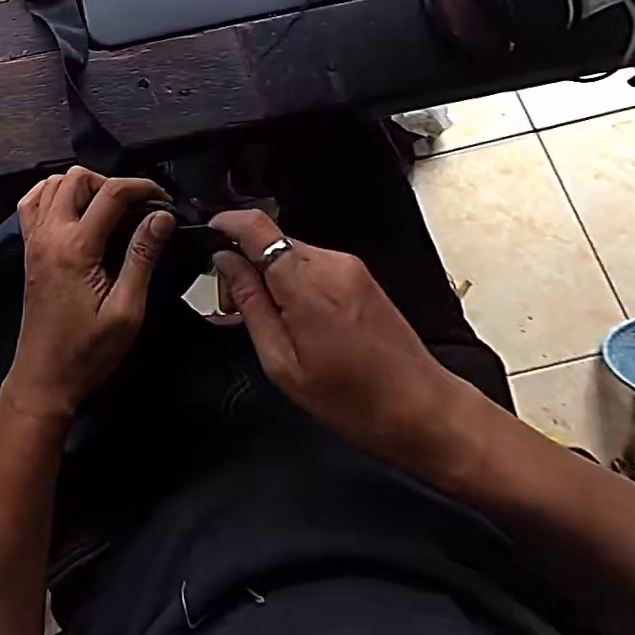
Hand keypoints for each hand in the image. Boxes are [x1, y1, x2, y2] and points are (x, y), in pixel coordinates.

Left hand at [5, 168, 173, 420]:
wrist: (44, 379)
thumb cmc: (85, 353)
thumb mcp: (126, 310)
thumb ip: (142, 257)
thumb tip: (161, 218)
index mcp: (75, 248)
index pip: (111, 193)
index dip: (143, 188)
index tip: (162, 200)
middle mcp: (49, 236)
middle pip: (77, 177)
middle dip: (112, 183)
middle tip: (136, 207)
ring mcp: (35, 241)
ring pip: (54, 184)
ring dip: (85, 187)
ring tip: (111, 211)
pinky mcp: (30, 250)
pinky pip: (33, 203)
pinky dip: (54, 195)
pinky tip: (75, 210)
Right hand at [209, 209, 490, 479]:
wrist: (422, 410)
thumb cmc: (357, 400)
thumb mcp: (283, 363)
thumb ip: (250, 303)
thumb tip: (226, 263)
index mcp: (307, 285)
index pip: (256, 226)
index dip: (226, 223)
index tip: (211, 235)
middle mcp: (331, 264)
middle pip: (269, 240)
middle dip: (244, 265)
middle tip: (235, 307)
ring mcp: (349, 267)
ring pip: (288, 252)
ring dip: (268, 274)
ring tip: (267, 319)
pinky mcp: (359, 275)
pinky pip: (311, 263)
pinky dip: (292, 281)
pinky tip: (292, 316)